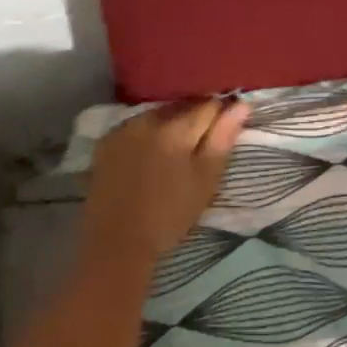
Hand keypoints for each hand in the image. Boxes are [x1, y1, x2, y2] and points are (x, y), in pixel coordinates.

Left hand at [82, 98, 249, 258]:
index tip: (227, 126)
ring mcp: (123, 129)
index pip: (207, 105)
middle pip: (180, 107)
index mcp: (175, 128)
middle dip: (195, 116)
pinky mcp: (105, 142)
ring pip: (156, 114)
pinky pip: (135, 126)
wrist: (117, 241)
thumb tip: (240, 106)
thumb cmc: (169, 215)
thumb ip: (222, 140)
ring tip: (177, 145)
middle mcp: (147, 120)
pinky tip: (149, 151)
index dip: (221, 113)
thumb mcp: (205, 181)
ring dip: (170, 122)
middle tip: (204, 138)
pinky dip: (147, 132)